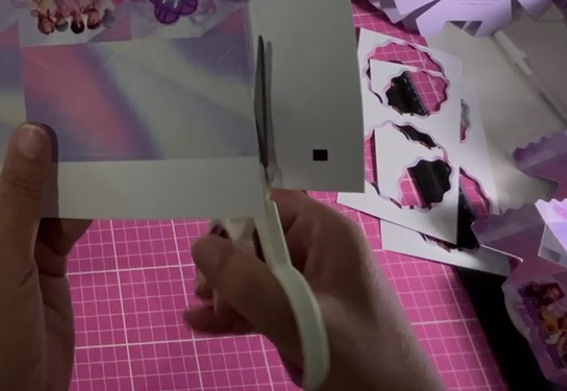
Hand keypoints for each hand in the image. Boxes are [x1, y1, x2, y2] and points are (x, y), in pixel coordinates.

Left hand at [0, 124, 92, 390]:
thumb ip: (17, 194)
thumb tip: (34, 128)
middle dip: (22, 135)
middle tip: (50, 78)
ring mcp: (7, 239)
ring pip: (33, 189)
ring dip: (57, 162)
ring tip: (82, 107)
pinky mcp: (42, 257)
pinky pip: (61, 216)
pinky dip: (80, 196)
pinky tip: (102, 159)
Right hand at [184, 190, 442, 390]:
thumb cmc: (366, 364)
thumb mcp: (303, 322)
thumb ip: (250, 285)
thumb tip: (201, 247)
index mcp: (326, 233)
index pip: (266, 203)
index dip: (232, 220)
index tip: (206, 250)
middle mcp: (318, 248)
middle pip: (254, 238)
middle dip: (227, 266)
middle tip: (207, 295)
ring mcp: (312, 281)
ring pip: (254, 271)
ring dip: (227, 291)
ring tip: (204, 314)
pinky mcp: (307, 312)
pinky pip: (264, 299)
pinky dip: (237, 310)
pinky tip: (206, 323)